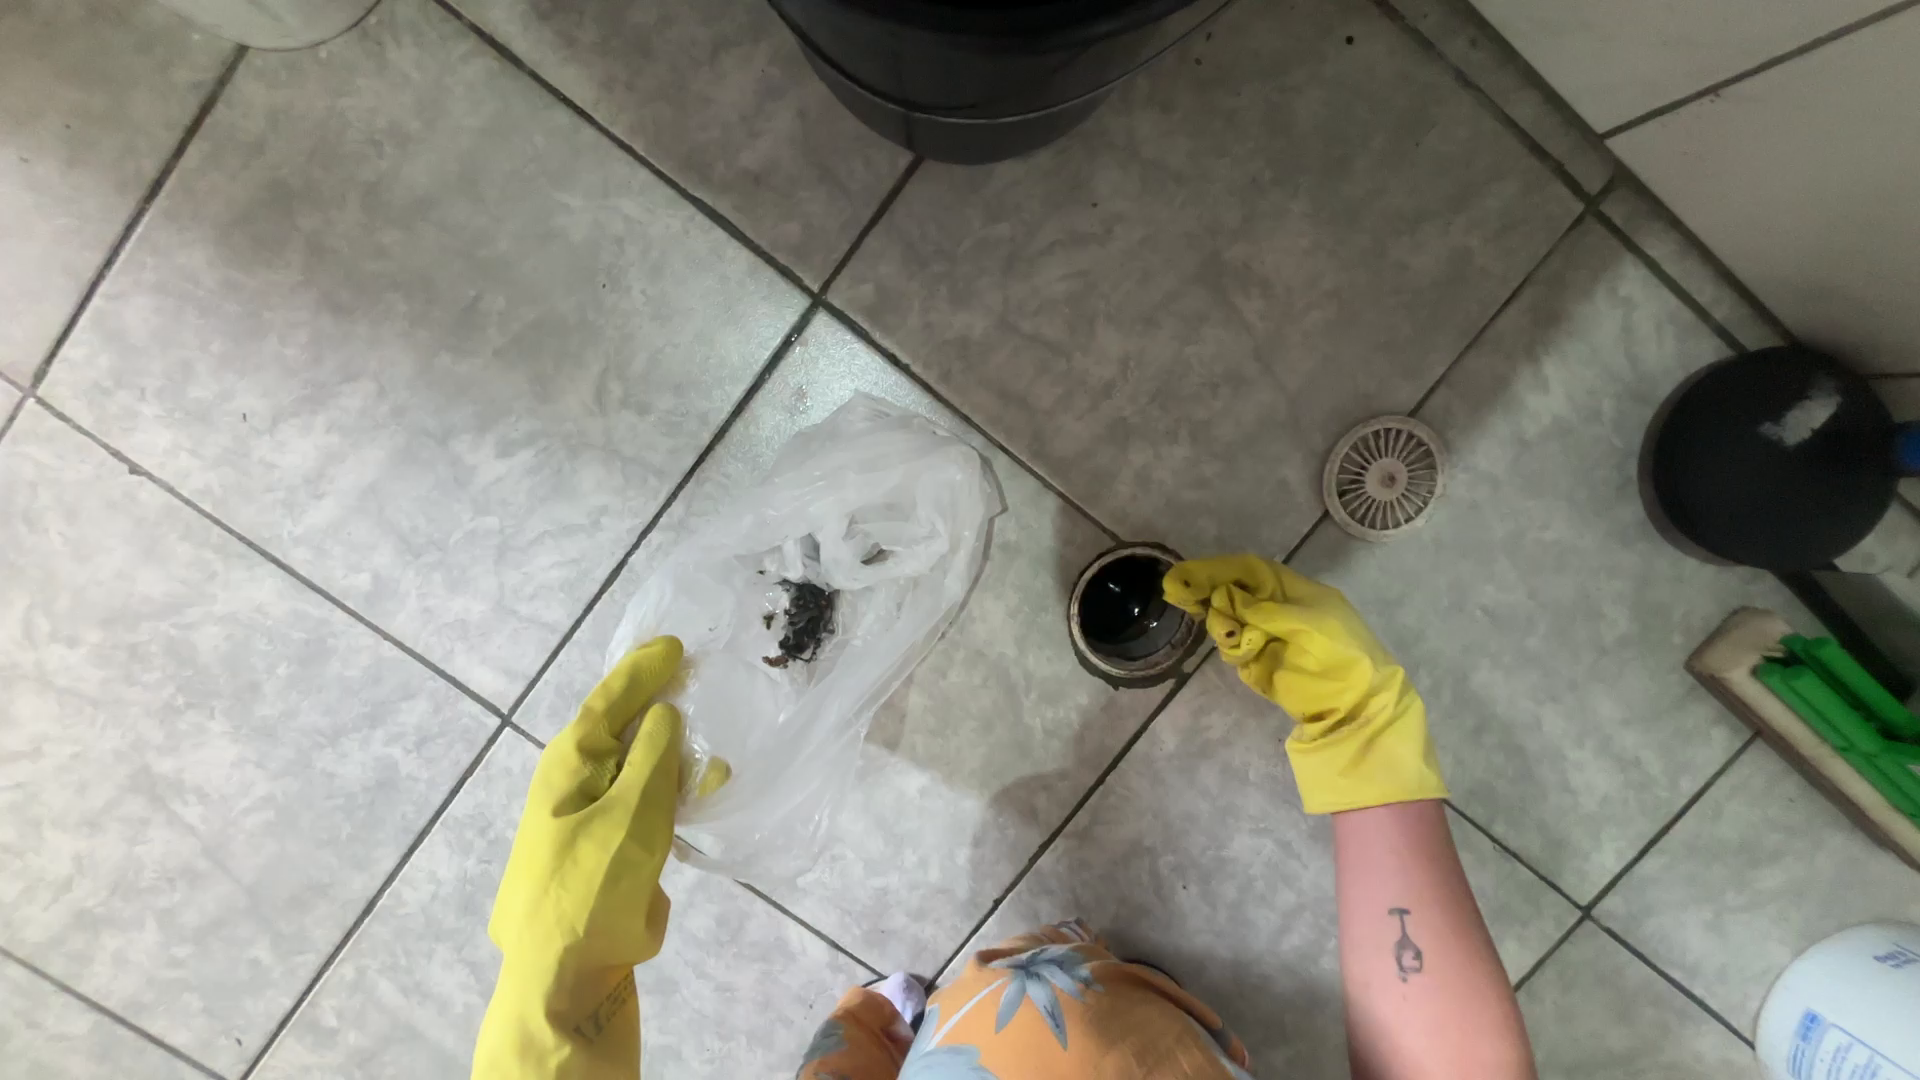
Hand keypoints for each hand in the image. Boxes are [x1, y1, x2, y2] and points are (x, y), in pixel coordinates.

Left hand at [474, 636, 684, 1078]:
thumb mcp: (633, 807)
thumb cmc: (595, 880)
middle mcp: (578, 778)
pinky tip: (709, 785)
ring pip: (644, 764)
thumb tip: (665, 710)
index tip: (677, 643)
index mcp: (571, 760)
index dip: (644, 668)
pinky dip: (678, 787)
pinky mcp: (617, 841)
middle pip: (628, 726)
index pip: (610, 698)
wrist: (571, 971)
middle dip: (665, 702)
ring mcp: (596, 811)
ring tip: (715, 739)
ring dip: (679, 751)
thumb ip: (654, 751)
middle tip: (702, 677)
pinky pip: (651, 799)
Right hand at [1162, 555, 1446, 813]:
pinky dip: (1233, 648)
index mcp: (1292, 592)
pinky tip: (1243, 652)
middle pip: (1230, 594)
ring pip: (1226, 621)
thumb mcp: (1307, 622)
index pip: (1248, 572)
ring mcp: (1264, 637)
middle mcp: (1274, 610)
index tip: (1186, 574)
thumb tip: (1225, 598)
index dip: (1217, 570)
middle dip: (1208, 594)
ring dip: (1223, 625)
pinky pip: (1233, 649)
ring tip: (1235, 636)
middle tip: (1178, 594)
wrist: (1357, 706)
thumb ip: (1264, 608)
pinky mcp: (1256, 663)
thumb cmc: (1341, 654)